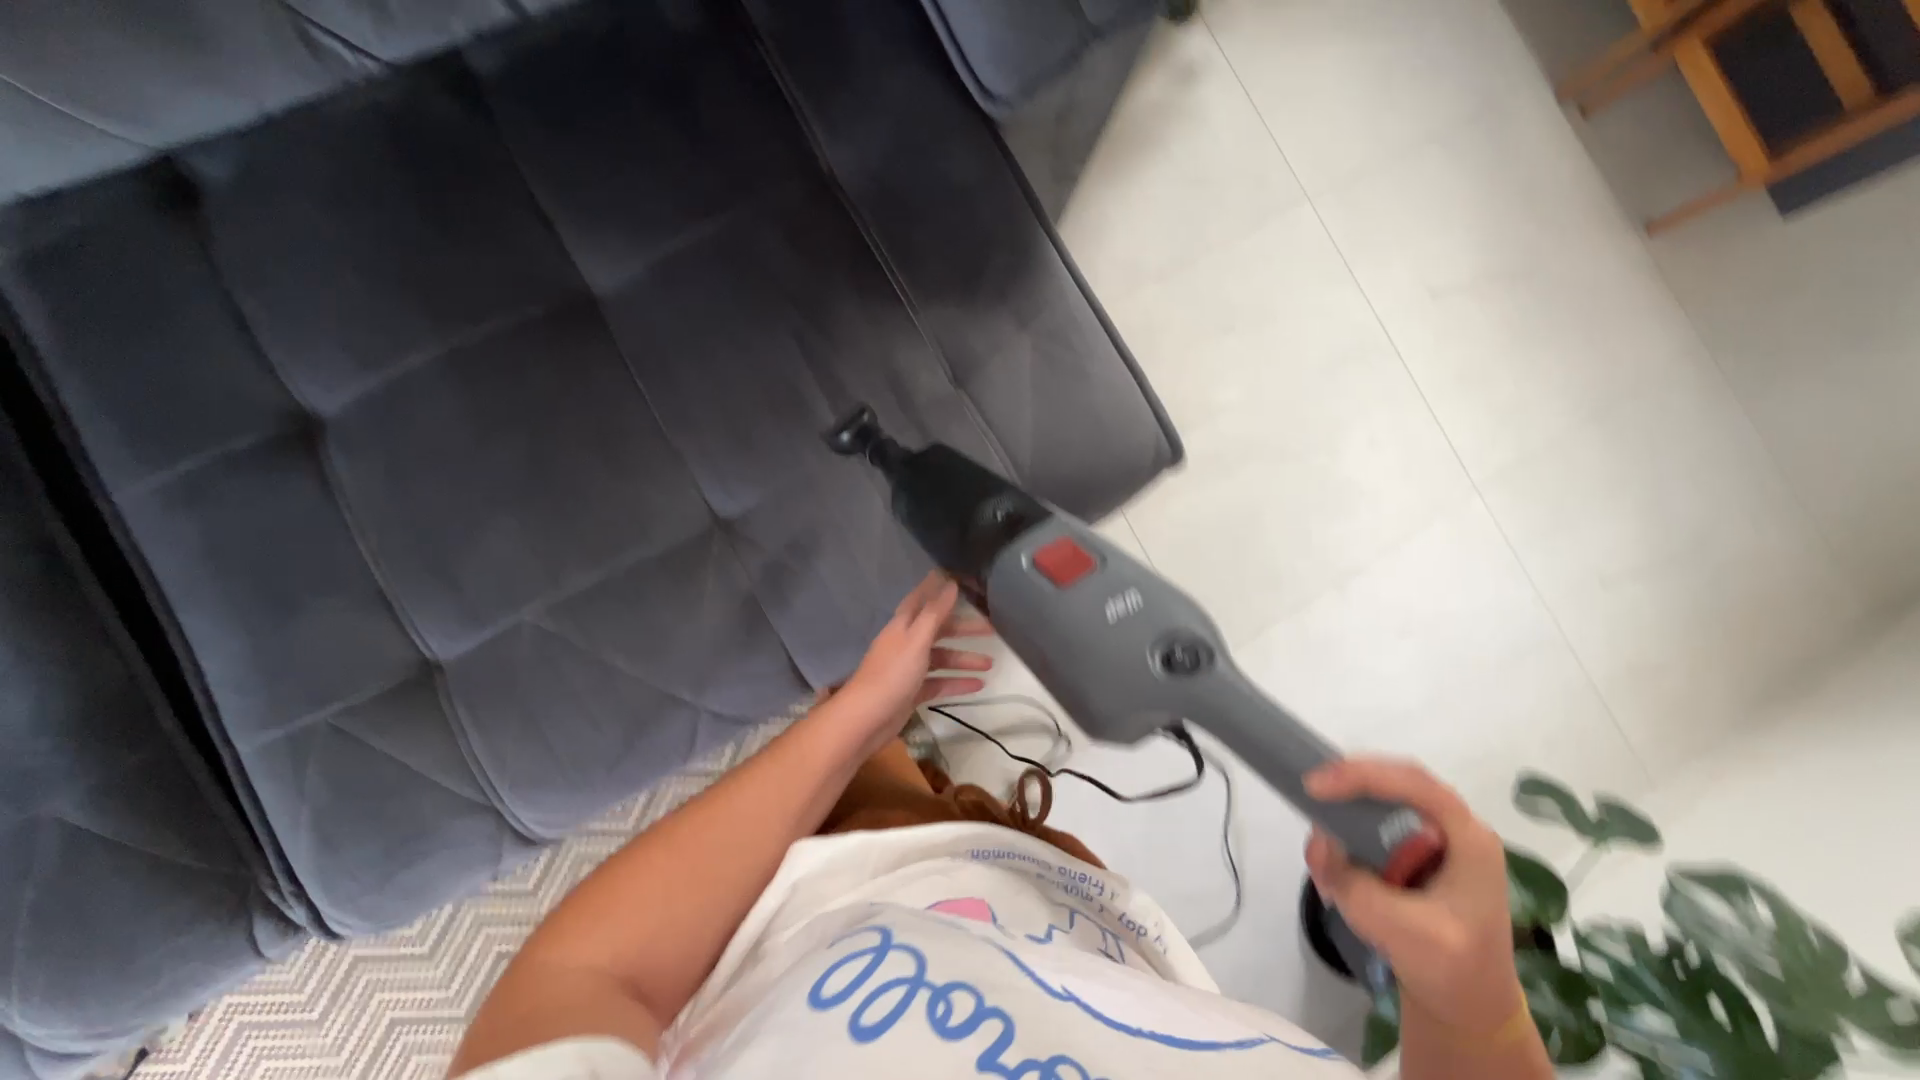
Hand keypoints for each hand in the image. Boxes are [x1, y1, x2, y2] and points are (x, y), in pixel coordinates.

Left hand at [830, 573, 992, 745]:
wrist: (866, 719)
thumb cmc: (892, 674)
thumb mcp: (916, 639)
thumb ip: (934, 613)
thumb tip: (950, 583)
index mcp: (902, 627)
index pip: (920, 601)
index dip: (935, 589)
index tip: (954, 578)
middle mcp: (905, 644)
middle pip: (937, 631)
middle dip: (963, 630)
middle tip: (992, 630)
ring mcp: (909, 670)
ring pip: (941, 659)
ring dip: (964, 660)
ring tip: (990, 664)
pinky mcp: (912, 693)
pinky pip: (939, 683)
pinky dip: (957, 682)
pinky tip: (979, 685)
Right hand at [1303, 759, 1522, 1034]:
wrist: (1467, 1008)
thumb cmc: (1452, 969)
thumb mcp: (1404, 933)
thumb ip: (1356, 887)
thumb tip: (1318, 843)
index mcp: (1468, 840)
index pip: (1416, 784)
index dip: (1365, 775)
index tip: (1317, 785)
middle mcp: (1452, 830)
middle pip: (1395, 785)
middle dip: (1350, 790)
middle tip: (1310, 797)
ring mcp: (1433, 844)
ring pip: (1379, 808)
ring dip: (1344, 823)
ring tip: (1325, 865)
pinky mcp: (1412, 858)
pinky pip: (1371, 834)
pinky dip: (1346, 847)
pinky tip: (1335, 878)